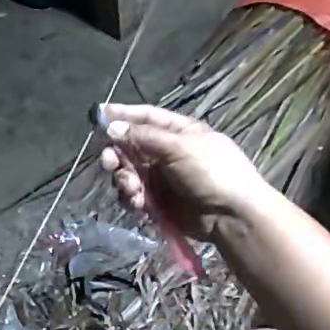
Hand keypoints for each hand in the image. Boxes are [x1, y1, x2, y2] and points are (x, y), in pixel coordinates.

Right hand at [95, 103, 273, 240]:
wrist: (232, 215)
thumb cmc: (212, 172)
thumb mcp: (179, 147)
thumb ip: (143, 137)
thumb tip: (112, 128)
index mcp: (178, 131)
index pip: (145, 117)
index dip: (122, 114)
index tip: (97, 115)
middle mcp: (167, 152)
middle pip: (130, 147)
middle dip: (116, 155)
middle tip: (109, 163)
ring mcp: (162, 178)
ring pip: (128, 173)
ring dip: (124, 180)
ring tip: (133, 189)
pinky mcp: (158, 202)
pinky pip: (134, 196)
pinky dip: (131, 198)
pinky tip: (139, 204)